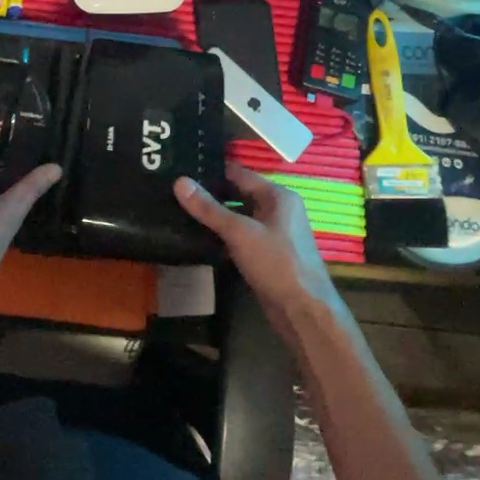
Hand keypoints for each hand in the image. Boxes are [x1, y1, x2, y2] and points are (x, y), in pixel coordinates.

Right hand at [175, 163, 335, 314]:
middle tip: (176, 190)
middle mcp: (278, 210)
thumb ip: (208, 208)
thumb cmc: (276, 263)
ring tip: (181, 210)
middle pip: (238, 194)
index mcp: (278, 196)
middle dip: (210, 193)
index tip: (182, 168)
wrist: (302, 311)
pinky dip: (223, 234)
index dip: (211, 170)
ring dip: (215, 215)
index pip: (239, 173)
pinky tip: (199, 236)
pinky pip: (241, 235)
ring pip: (239, 216)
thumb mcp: (239, 232)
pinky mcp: (267, 253)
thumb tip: (179, 181)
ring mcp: (274, 232)